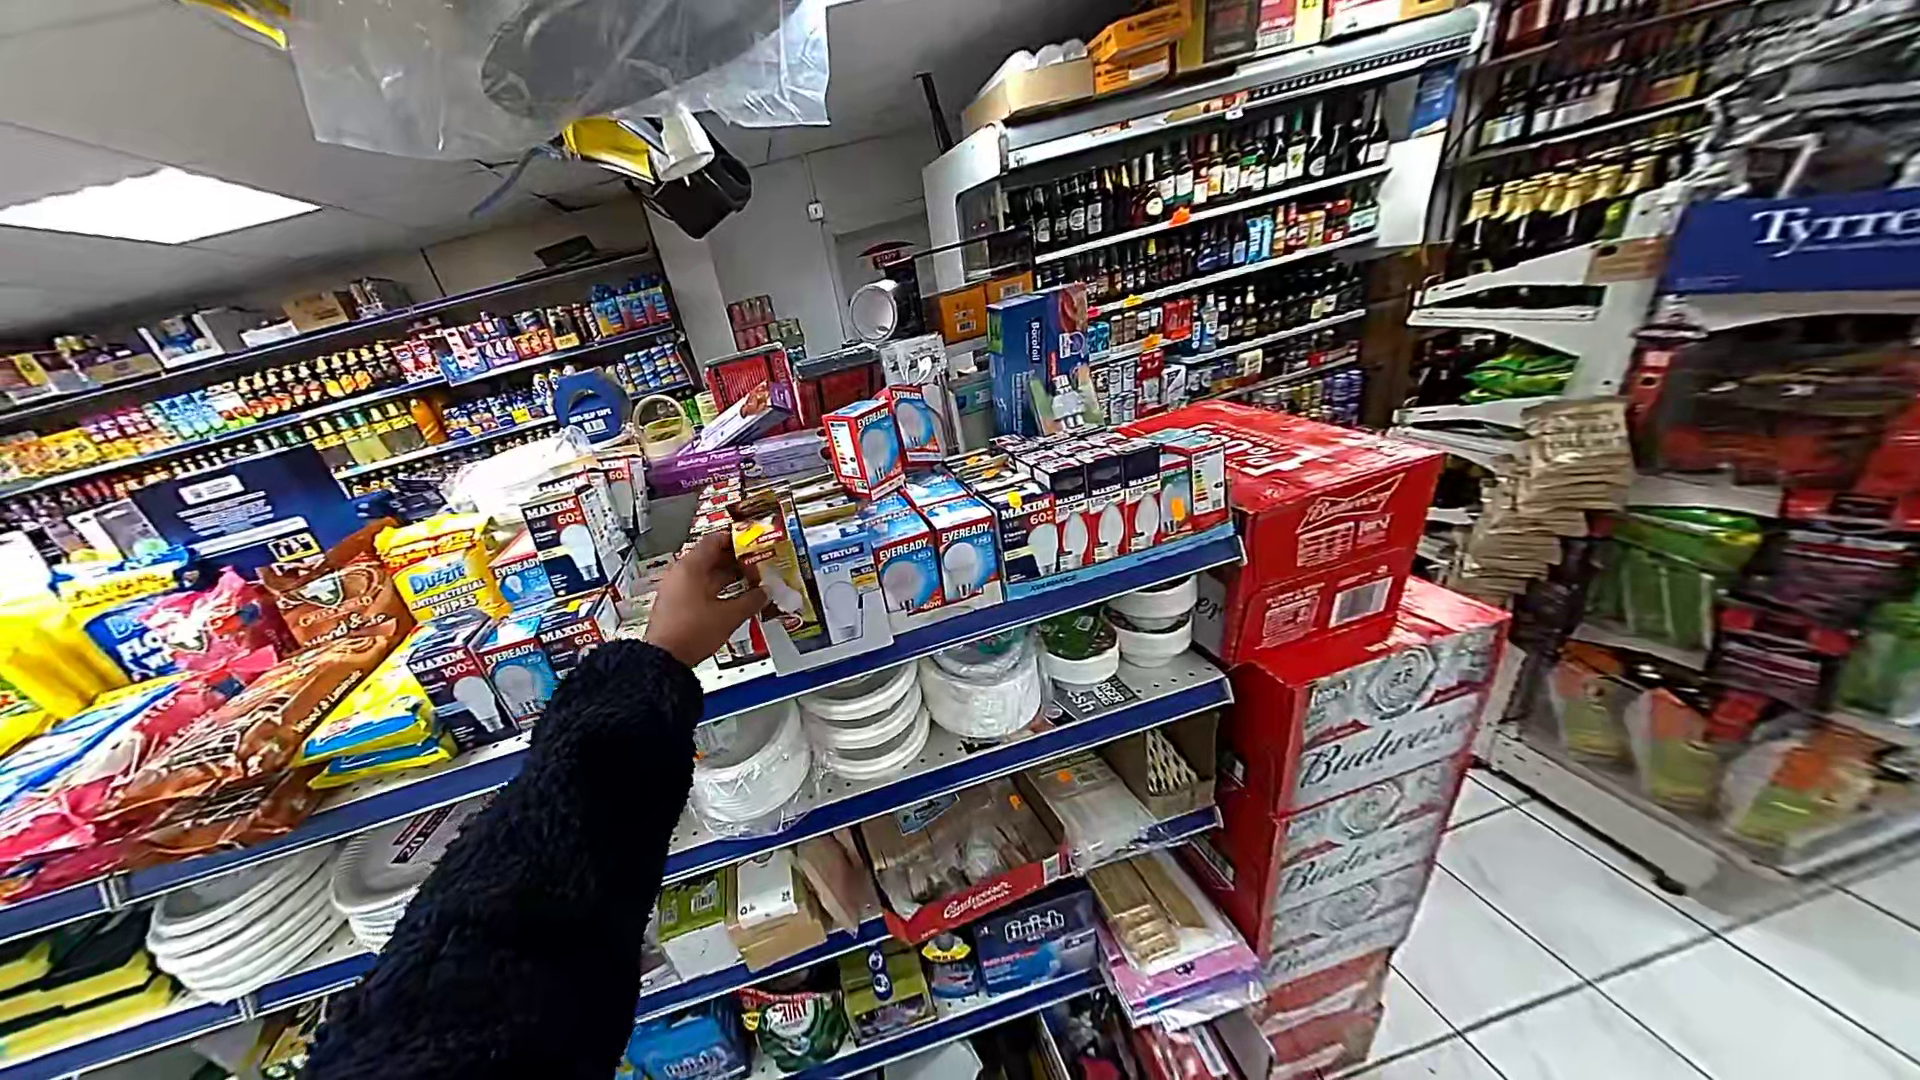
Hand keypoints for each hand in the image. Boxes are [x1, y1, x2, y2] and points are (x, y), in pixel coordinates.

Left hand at [644, 531, 767, 666]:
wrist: (663, 659)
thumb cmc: (692, 631)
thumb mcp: (729, 615)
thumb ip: (751, 600)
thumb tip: (765, 592)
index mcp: (691, 567)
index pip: (715, 541)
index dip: (736, 539)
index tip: (753, 541)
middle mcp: (681, 573)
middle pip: (711, 557)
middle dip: (736, 559)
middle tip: (757, 563)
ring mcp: (677, 589)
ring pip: (707, 574)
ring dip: (728, 575)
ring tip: (751, 580)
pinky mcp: (677, 604)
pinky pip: (701, 588)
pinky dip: (718, 588)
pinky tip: (735, 597)